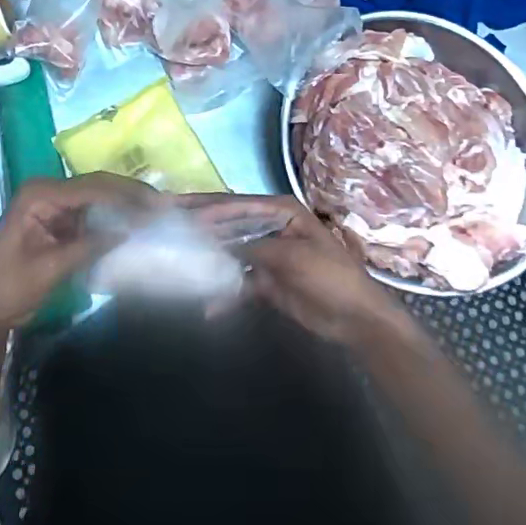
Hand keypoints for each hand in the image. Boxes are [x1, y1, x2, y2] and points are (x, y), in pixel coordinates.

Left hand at [0, 173, 153, 332]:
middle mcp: (48, 191)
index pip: (92, 188)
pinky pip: (91, 213)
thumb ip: (88, 246)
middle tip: (164, 206)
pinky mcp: (58, 221)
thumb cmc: (6, 287)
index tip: (155, 208)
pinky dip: (112, 219)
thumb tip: (128, 231)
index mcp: (40, 194)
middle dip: (131, 196)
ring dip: (125, 205)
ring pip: (98, 197)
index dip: (126, 197)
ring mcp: (53, 205)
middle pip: (98, 187)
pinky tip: (134, 225)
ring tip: (156, 213)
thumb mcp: (49, 269)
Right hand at [190, 195, 416, 349]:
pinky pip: (238, 282)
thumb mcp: (292, 257)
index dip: (209, 208)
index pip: (238, 205)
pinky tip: (208, 308)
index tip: (180, 211)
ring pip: (230, 253)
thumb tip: (217, 244)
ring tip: (179, 264)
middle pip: (230, 225)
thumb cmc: (331, 277)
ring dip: (209, 261)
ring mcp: (268, 255)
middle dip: (202, 229)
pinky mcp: (266, 281)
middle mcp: (271, 228)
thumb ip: (253, 248)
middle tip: (169, 226)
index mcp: (282, 212)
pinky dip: (225, 294)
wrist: (356, 319)